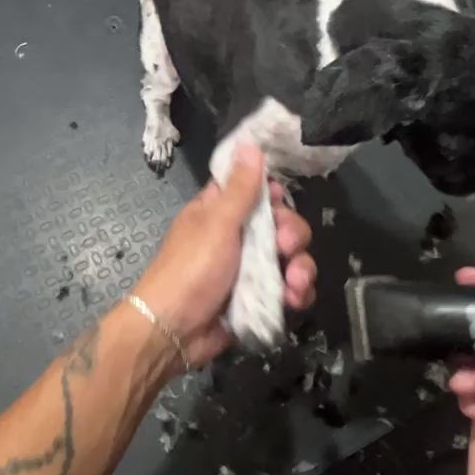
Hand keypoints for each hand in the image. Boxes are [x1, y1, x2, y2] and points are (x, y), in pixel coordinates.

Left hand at [130, 142, 314, 367]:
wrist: (173, 331)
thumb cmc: (190, 268)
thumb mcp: (217, 224)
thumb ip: (240, 188)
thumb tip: (249, 143)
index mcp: (218, 211)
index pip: (252, 189)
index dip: (271, 192)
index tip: (281, 198)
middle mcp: (235, 236)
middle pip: (280, 224)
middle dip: (293, 235)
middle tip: (286, 247)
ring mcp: (248, 269)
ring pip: (290, 259)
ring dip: (300, 268)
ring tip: (295, 284)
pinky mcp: (257, 299)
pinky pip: (288, 290)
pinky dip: (296, 294)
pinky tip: (294, 301)